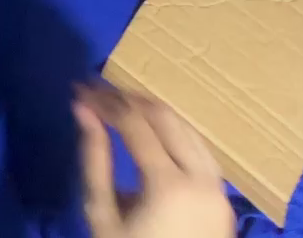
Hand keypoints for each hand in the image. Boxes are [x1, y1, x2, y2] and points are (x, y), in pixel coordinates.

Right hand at [73, 84, 234, 237]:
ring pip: (188, 128)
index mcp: (168, 185)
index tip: (79, 88)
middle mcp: (201, 180)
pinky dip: (174, 132)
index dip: (104, 99)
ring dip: (153, 112)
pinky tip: (152, 134)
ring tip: (120, 107)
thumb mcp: (102, 213)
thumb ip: (94, 156)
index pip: (134, 121)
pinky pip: (200, 149)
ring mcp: (218, 191)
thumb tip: (82, 107)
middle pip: (165, 116)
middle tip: (98, 92)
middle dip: (128, 98)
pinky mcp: (223, 200)